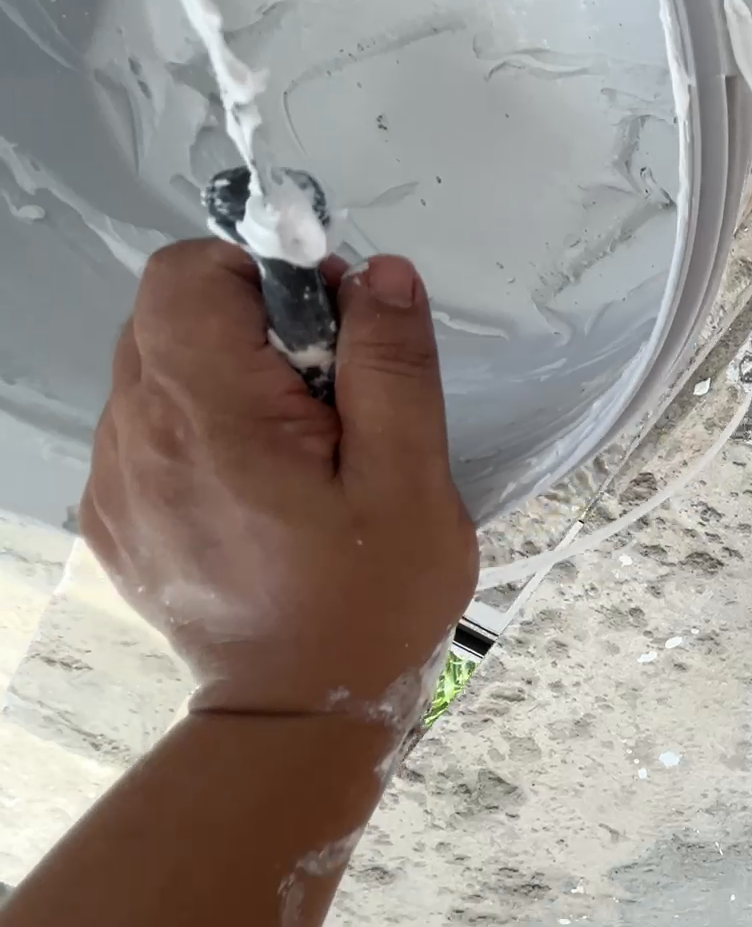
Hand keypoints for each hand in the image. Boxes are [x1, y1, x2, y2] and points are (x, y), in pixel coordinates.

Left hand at [81, 240, 476, 725]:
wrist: (305, 701)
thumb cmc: (379, 586)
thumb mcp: (413, 474)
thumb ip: (393, 368)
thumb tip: (381, 273)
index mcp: (208, 420)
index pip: (187, 277)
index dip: (268, 272)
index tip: (344, 321)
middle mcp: (134, 438)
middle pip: (173, 316)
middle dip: (267, 321)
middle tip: (347, 388)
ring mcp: (116, 479)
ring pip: (164, 367)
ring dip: (247, 371)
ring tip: (321, 439)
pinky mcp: (123, 510)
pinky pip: (158, 422)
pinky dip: (221, 417)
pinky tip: (279, 477)